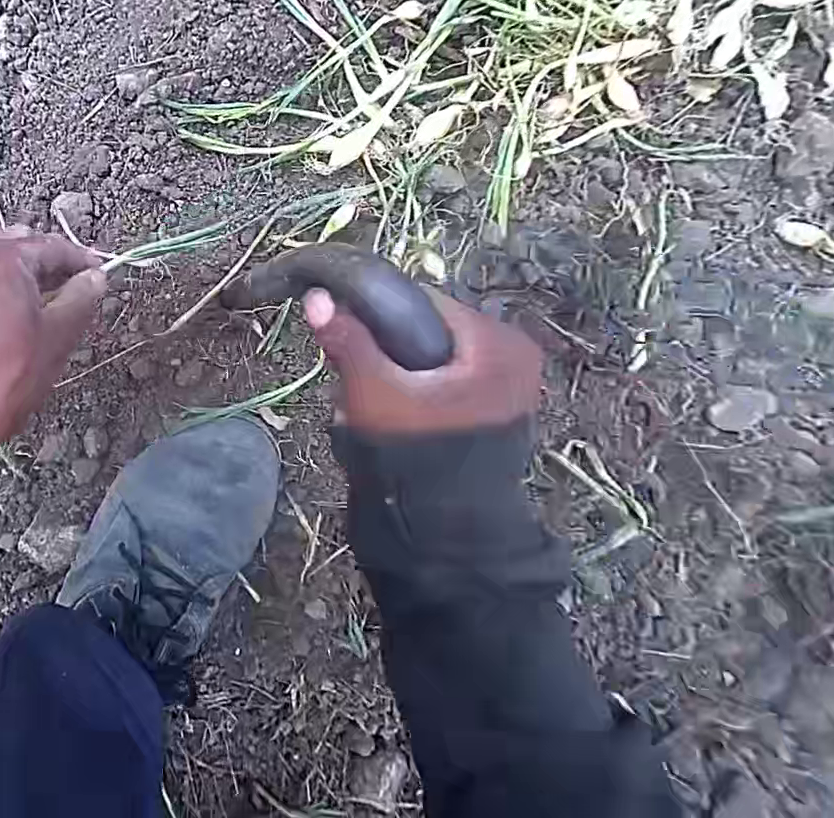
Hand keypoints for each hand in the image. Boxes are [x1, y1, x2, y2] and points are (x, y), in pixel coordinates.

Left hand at [0, 230, 105, 471]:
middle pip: (24, 247)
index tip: (101, 274)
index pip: (54, 246)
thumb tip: (96, 278)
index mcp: (1, 257)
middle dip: (54, 266)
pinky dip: (3, 288)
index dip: (83, 261)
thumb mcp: (58, 334)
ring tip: (52, 305)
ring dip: (28, 277)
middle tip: (79, 289)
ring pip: (1, 263)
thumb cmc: (5, 377)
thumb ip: (82, 296)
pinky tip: (20, 315)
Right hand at [303, 286, 541, 434]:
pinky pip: (445, 380)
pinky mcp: (497, 409)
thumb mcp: (374, 393)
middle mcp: (515, 355)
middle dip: (388, 352)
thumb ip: (348, 341)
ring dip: (399, 373)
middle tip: (361, 381)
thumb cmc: (419, 457)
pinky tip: (398, 415)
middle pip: (427, 329)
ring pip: (432, 356)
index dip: (378, 316)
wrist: (448, 536)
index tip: (349, 340)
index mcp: (499, 342)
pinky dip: (418, 390)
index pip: (423, 301)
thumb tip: (318, 298)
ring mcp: (511, 385)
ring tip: (376, 403)